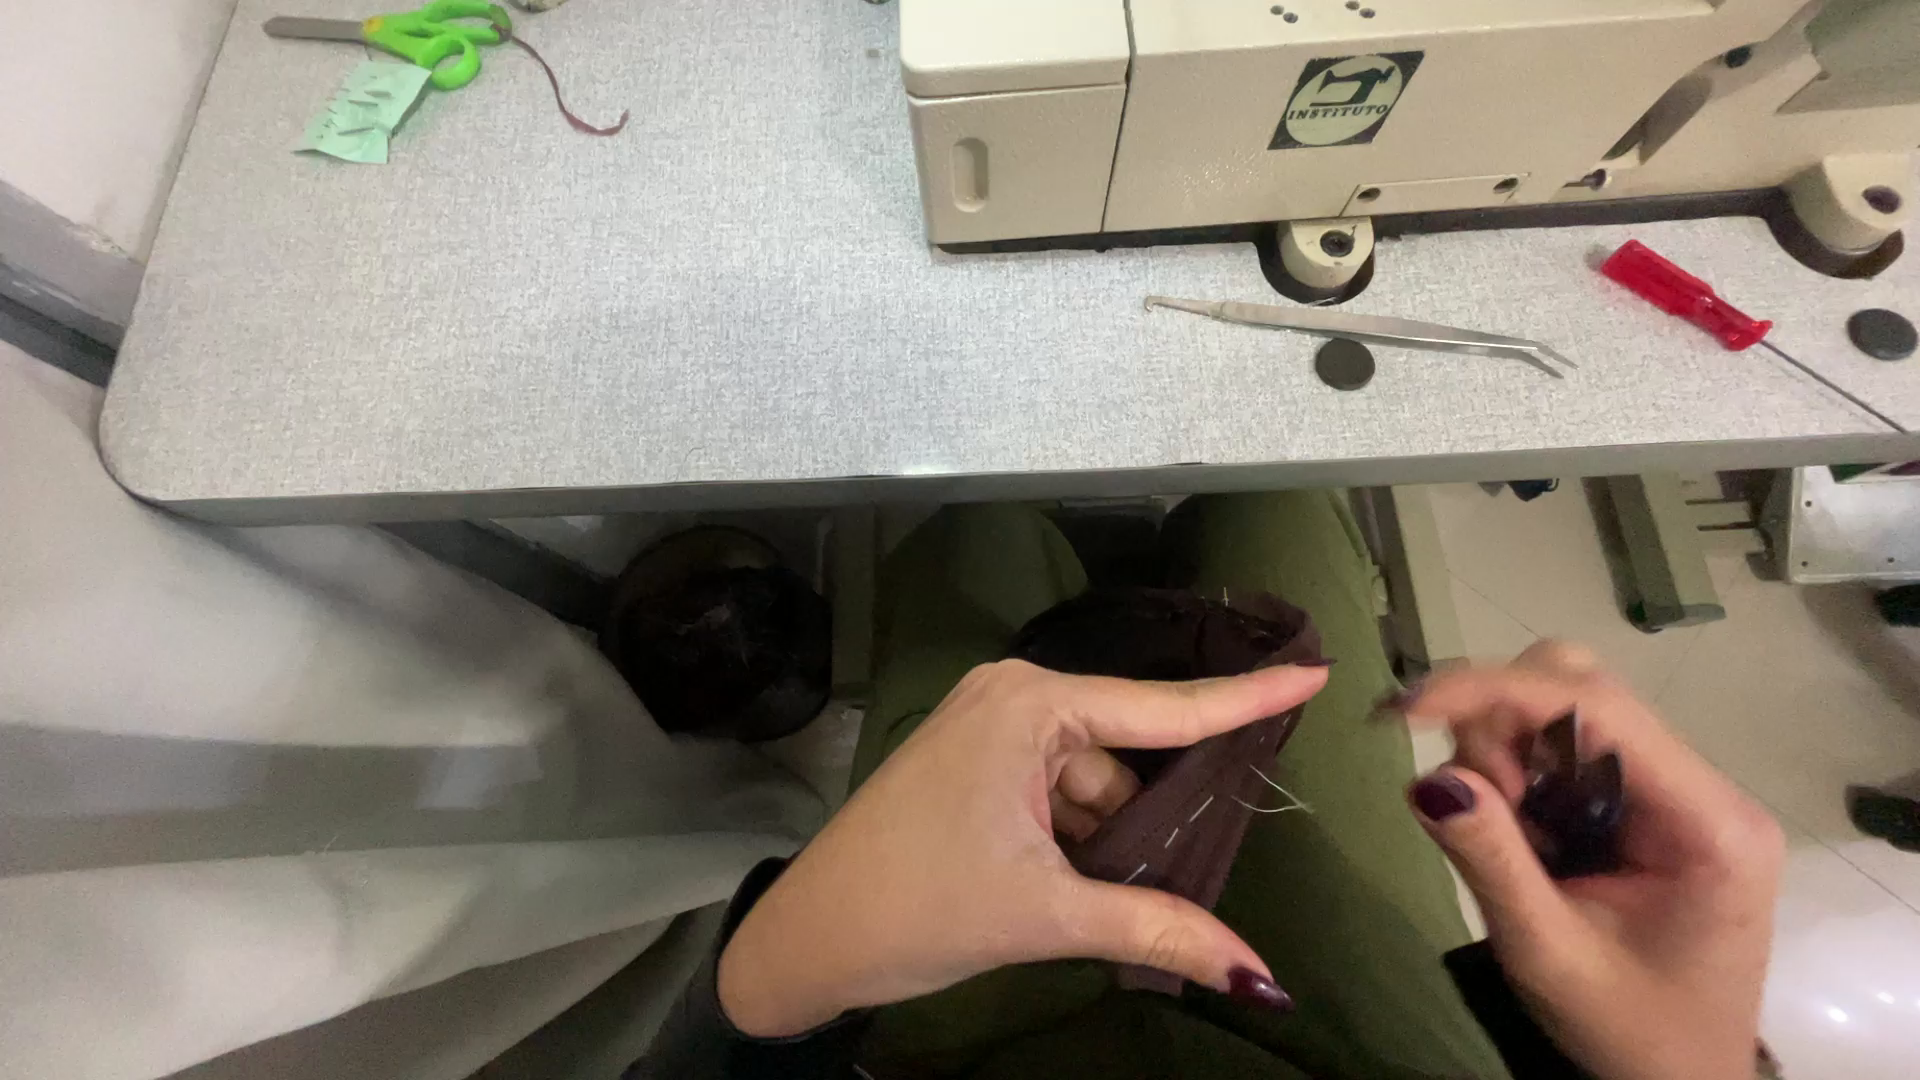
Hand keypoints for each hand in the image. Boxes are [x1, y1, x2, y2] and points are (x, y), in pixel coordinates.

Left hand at [716, 658, 1329, 1035]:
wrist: (814, 930)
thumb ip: (1157, 931)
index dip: (1243, 698)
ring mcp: (994, 724)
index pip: (1161, 707)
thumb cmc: (920, 904)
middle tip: (1158, 888)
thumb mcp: (1044, 913)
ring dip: (1106, 840)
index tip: (1310, 671)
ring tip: (1078, 901)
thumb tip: (1263, 975)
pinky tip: (1062, 882)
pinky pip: (1058, 788)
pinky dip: (1075, 835)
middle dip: (1146, 824)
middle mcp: (1016, 695)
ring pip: (1093, 781)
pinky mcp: (981, 755)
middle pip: (1125, 756)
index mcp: (1031, 704)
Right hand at [1397, 642, 1782, 1079]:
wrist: (1673, 1079)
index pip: (1592, 704)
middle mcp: (1690, 782)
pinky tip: (1510, 822)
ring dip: (1492, 746)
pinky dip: (1500, 762)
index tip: (1406, 711)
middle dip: (1492, 722)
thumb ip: (1490, 860)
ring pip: (1548, 701)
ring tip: (1498, 827)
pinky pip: (1544, 737)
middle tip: (1474, 795)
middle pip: (1570, 684)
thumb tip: (1427, 778)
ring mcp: (1658, 783)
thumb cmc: (1626, 1028)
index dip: (1490, 689)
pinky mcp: (1625, 792)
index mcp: (1705, 819)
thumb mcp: (1547, 952)